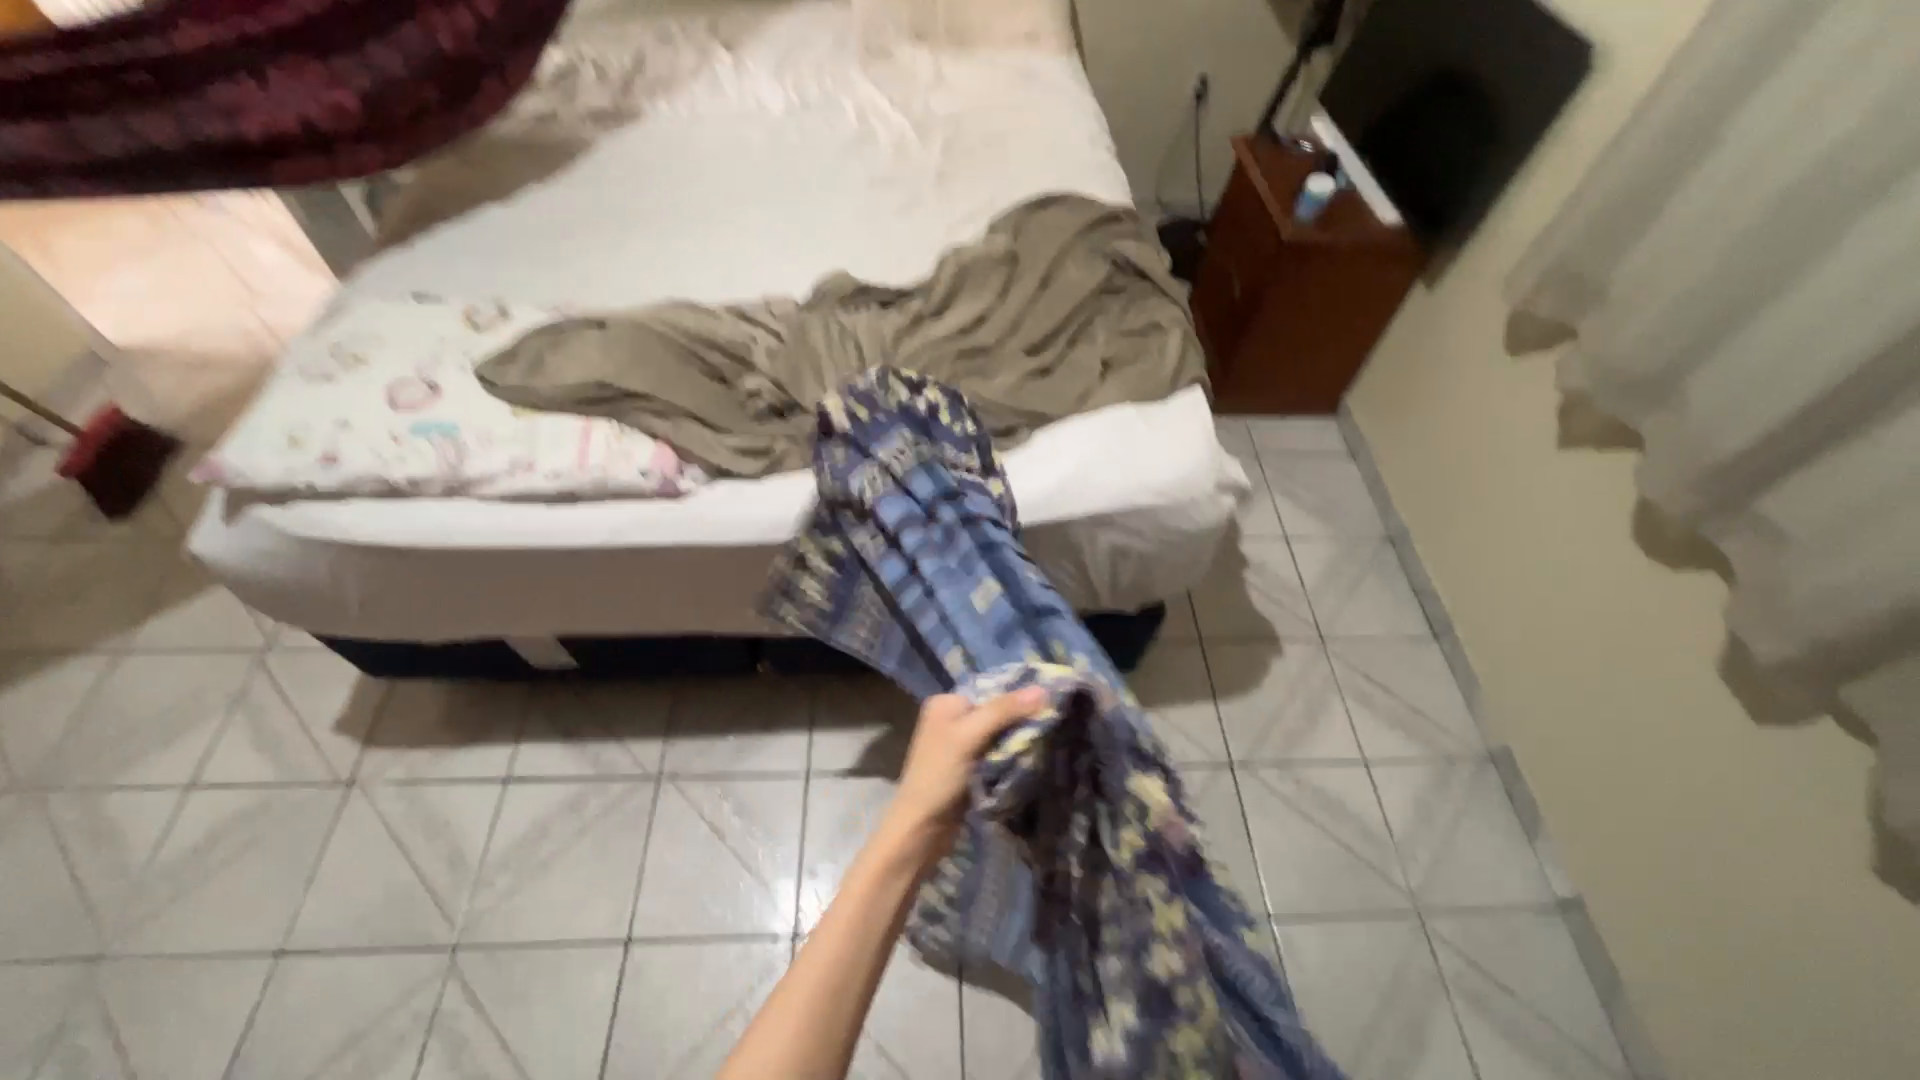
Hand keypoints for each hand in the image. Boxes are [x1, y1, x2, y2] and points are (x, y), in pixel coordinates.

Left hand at [883, 686, 1049, 856]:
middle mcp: (952, 718)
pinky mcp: (970, 767)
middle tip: (1054, 722)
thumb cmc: (939, 776)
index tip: (1053, 700)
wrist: (922, 828)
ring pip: (1000, 734)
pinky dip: (1012, 756)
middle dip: (1022, 719)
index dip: (1020, 695)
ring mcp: (961, 744)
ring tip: (1048, 740)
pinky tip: (1032, 757)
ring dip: (1019, 740)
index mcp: (946, 703)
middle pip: (997, 711)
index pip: (991, 689)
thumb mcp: (970, 737)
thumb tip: (1043, 689)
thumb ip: (1003, 711)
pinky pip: (998, 753)